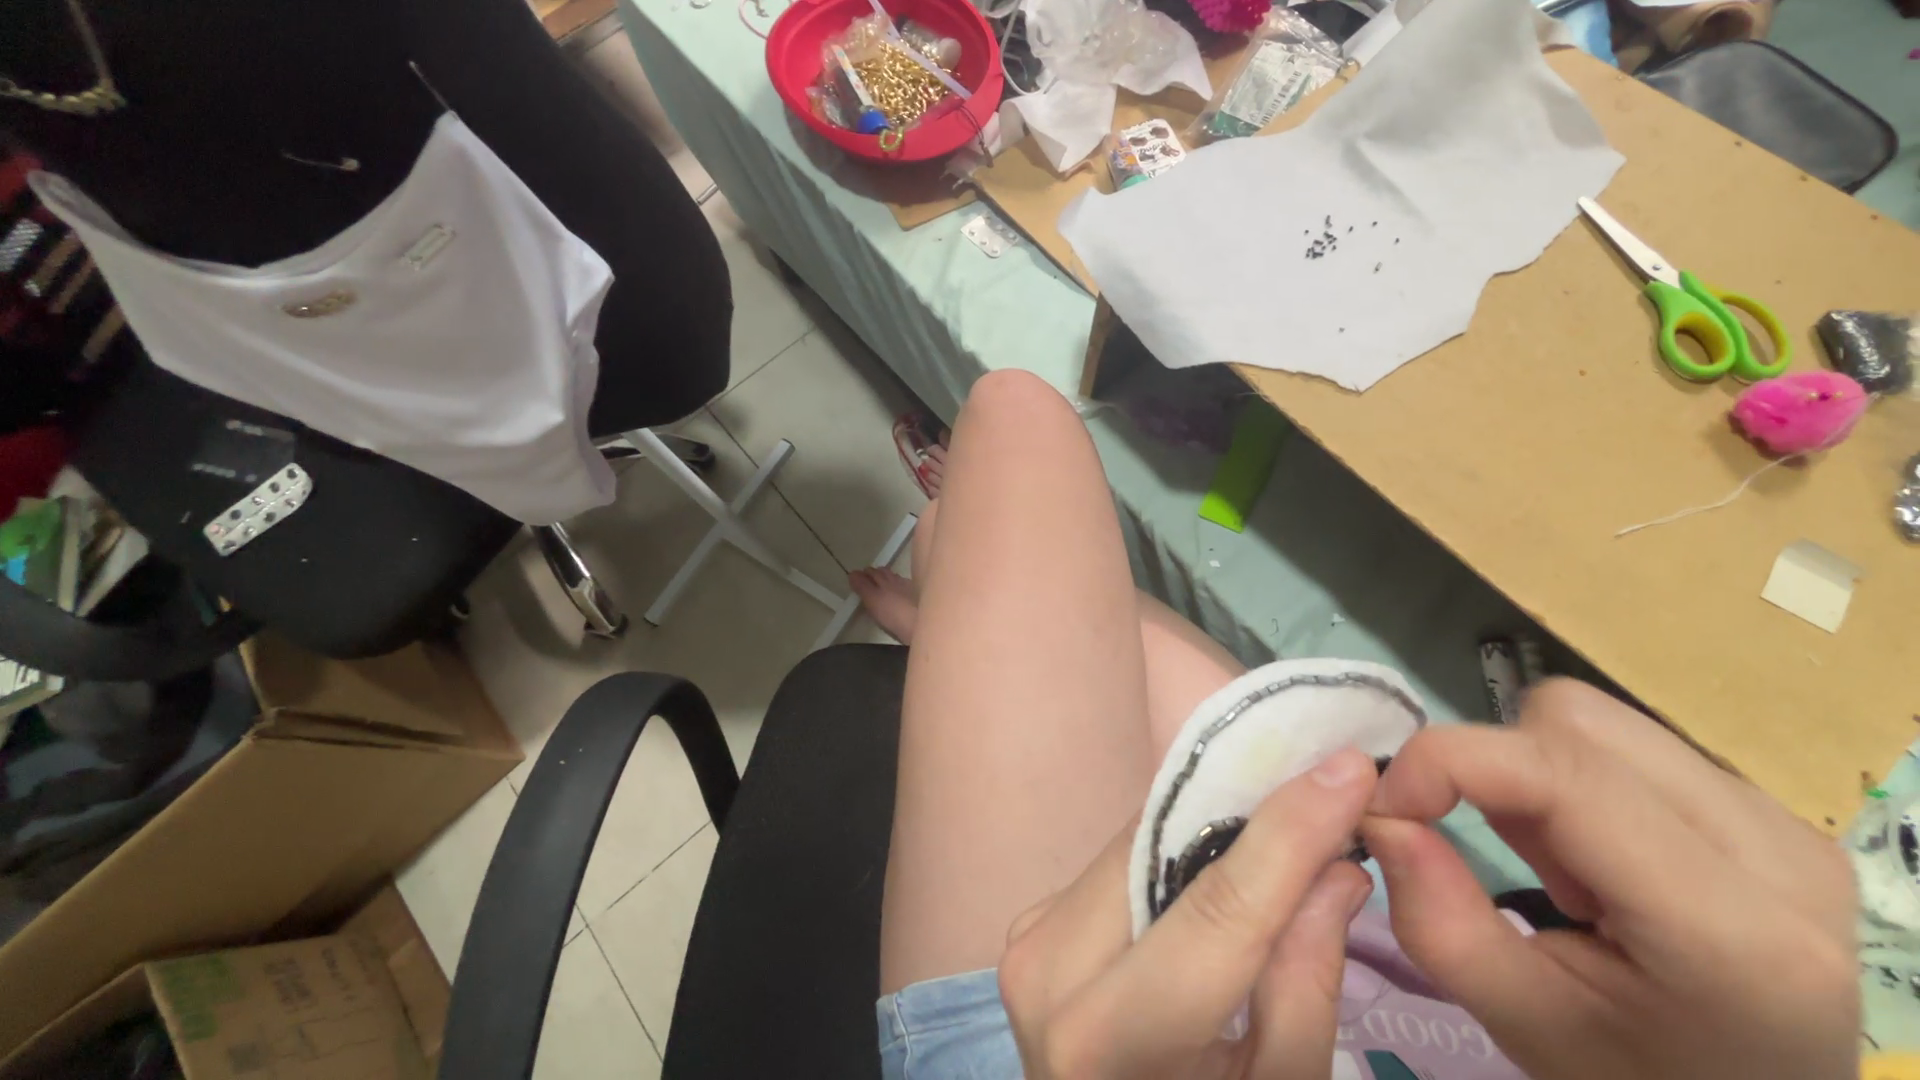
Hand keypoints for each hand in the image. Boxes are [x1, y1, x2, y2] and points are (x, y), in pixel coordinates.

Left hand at [999, 748, 1379, 1078]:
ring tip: (1287, 806)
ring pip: (1136, 845)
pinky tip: (1225, 847)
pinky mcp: (1033, 923)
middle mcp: (1046, 968)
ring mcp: (1028, 938)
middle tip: (1327, 778)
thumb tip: (1335, 866)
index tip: (1347, 767)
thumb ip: (1302, 984)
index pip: (1214, 910)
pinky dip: (1176, 849)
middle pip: (1160, 855)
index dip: (1286, 832)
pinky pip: (1119, 862)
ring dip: (1210, 824)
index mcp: (1101, 1036)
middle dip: (1245, 809)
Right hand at [1363, 678, 1858, 1079]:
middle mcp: (1776, 850)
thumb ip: (1438, 919)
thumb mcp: (1517, 1019)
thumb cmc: (1631, 1075)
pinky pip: (1623, 738)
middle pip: (1575, 722)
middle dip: (1494, 769)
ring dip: (1531, 770)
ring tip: (1556, 859)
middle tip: (1500, 852)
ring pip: (1594, 716)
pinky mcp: (1767, 804)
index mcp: (1730, 931)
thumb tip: (1379, 813)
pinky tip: (1596, 852)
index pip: (1565, 777)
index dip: (1450, 760)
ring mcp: (1782, 819)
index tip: (1388, 805)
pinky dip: (1569, 775)